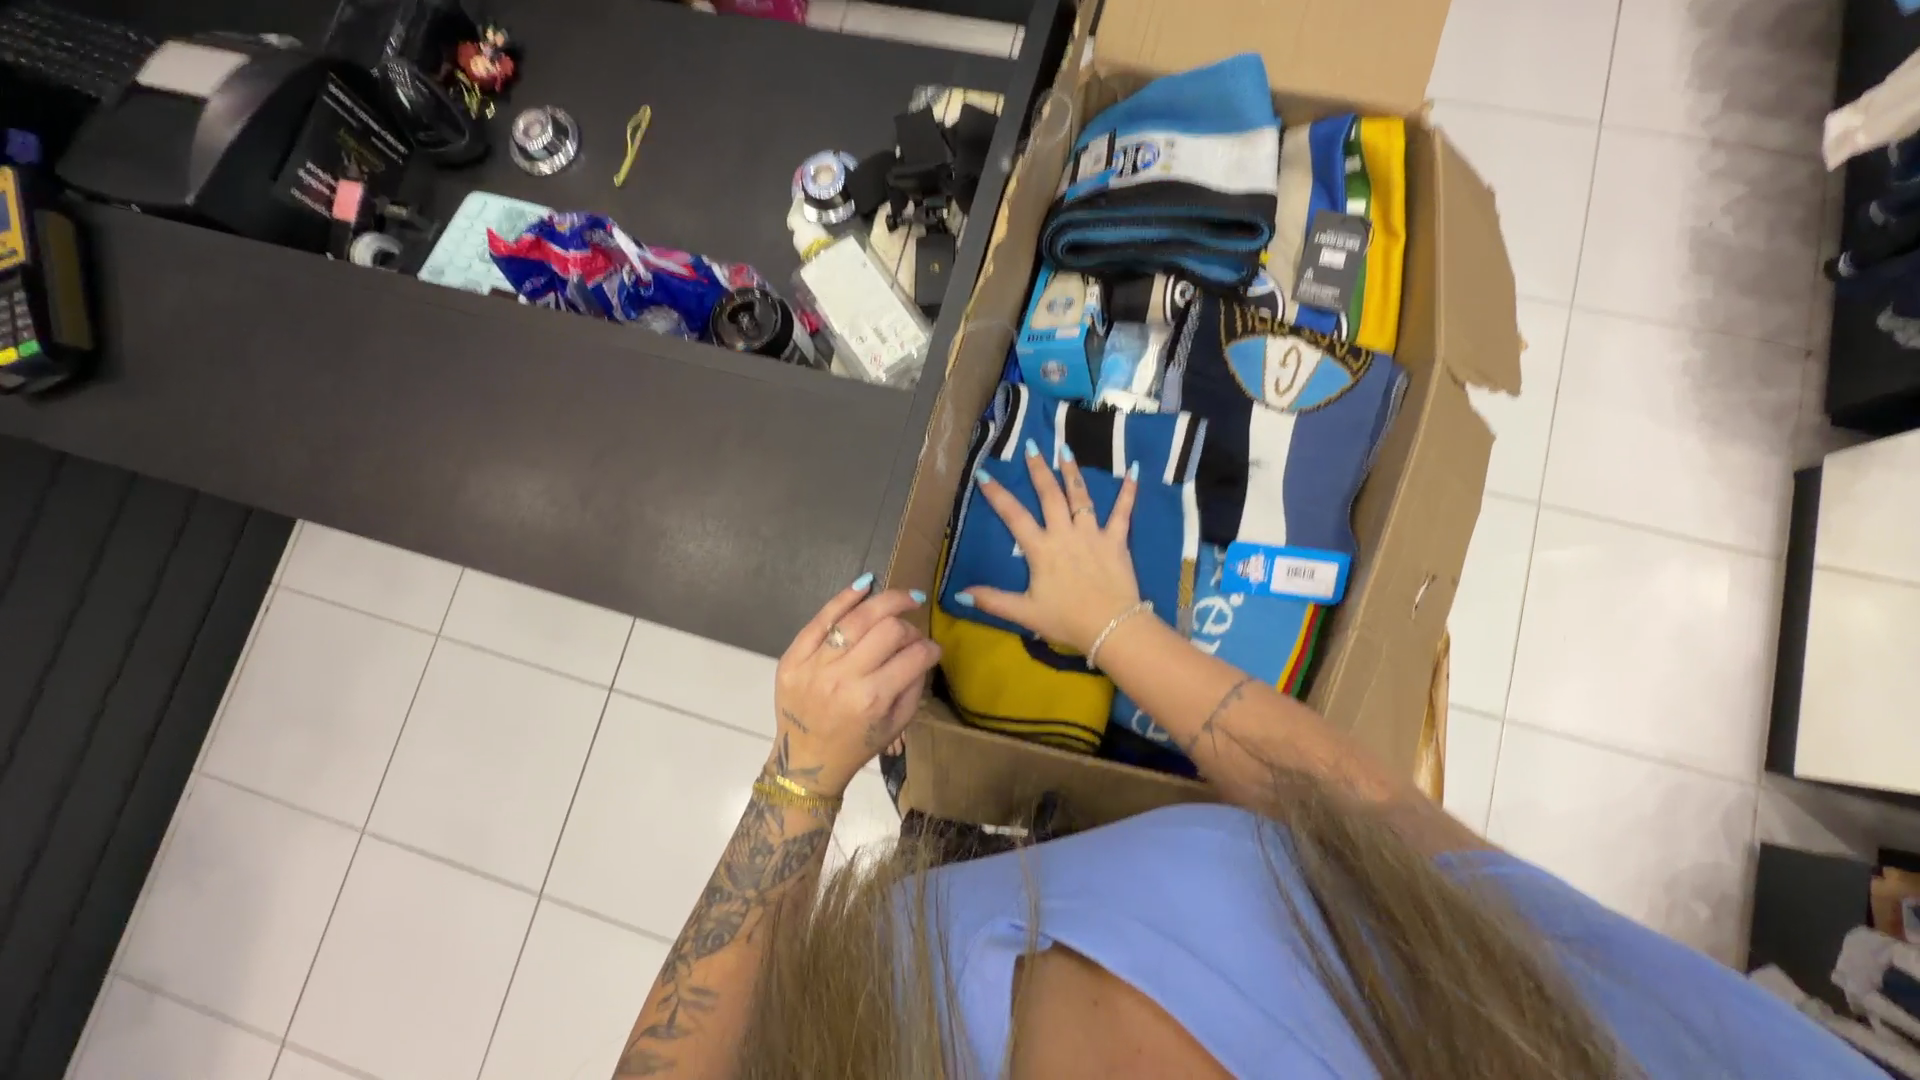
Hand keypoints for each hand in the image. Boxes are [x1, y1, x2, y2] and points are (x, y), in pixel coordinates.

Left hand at [771, 576, 940, 795]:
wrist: (806, 761)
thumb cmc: (857, 744)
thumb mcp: (896, 725)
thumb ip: (914, 685)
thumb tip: (923, 648)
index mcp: (873, 699)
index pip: (914, 655)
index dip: (930, 648)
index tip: (932, 649)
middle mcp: (844, 678)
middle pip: (888, 629)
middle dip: (909, 625)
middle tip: (912, 629)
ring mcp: (814, 666)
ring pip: (856, 618)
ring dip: (885, 602)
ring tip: (901, 599)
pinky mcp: (792, 658)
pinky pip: (820, 618)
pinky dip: (845, 598)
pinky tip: (865, 586)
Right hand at [958, 441, 1143, 654]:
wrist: (1112, 627)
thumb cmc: (1067, 621)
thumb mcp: (1025, 613)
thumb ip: (993, 600)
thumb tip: (960, 592)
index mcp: (1041, 550)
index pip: (1014, 516)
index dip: (998, 495)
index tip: (985, 474)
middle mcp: (1065, 534)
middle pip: (1049, 495)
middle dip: (1038, 470)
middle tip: (1031, 446)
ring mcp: (1093, 534)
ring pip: (1081, 497)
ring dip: (1072, 472)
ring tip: (1065, 449)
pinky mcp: (1117, 541)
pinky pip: (1123, 512)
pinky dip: (1129, 491)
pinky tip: (1135, 471)